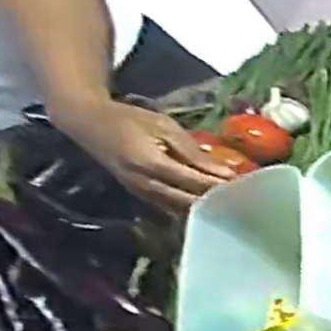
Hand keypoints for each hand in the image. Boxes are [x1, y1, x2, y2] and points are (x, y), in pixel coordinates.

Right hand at [49, 96, 231, 210]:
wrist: (85, 122)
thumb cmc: (128, 119)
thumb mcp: (164, 127)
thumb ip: (194, 152)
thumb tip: (227, 174)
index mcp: (151, 164)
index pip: (196, 183)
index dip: (222, 188)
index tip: (246, 189)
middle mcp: (146, 184)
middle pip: (192, 202)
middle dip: (219, 203)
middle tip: (245, 203)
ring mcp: (143, 195)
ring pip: (184, 211)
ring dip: (208, 210)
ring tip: (233, 207)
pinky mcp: (143, 199)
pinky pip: (174, 210)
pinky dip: (194, 210)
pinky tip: (212, 208)